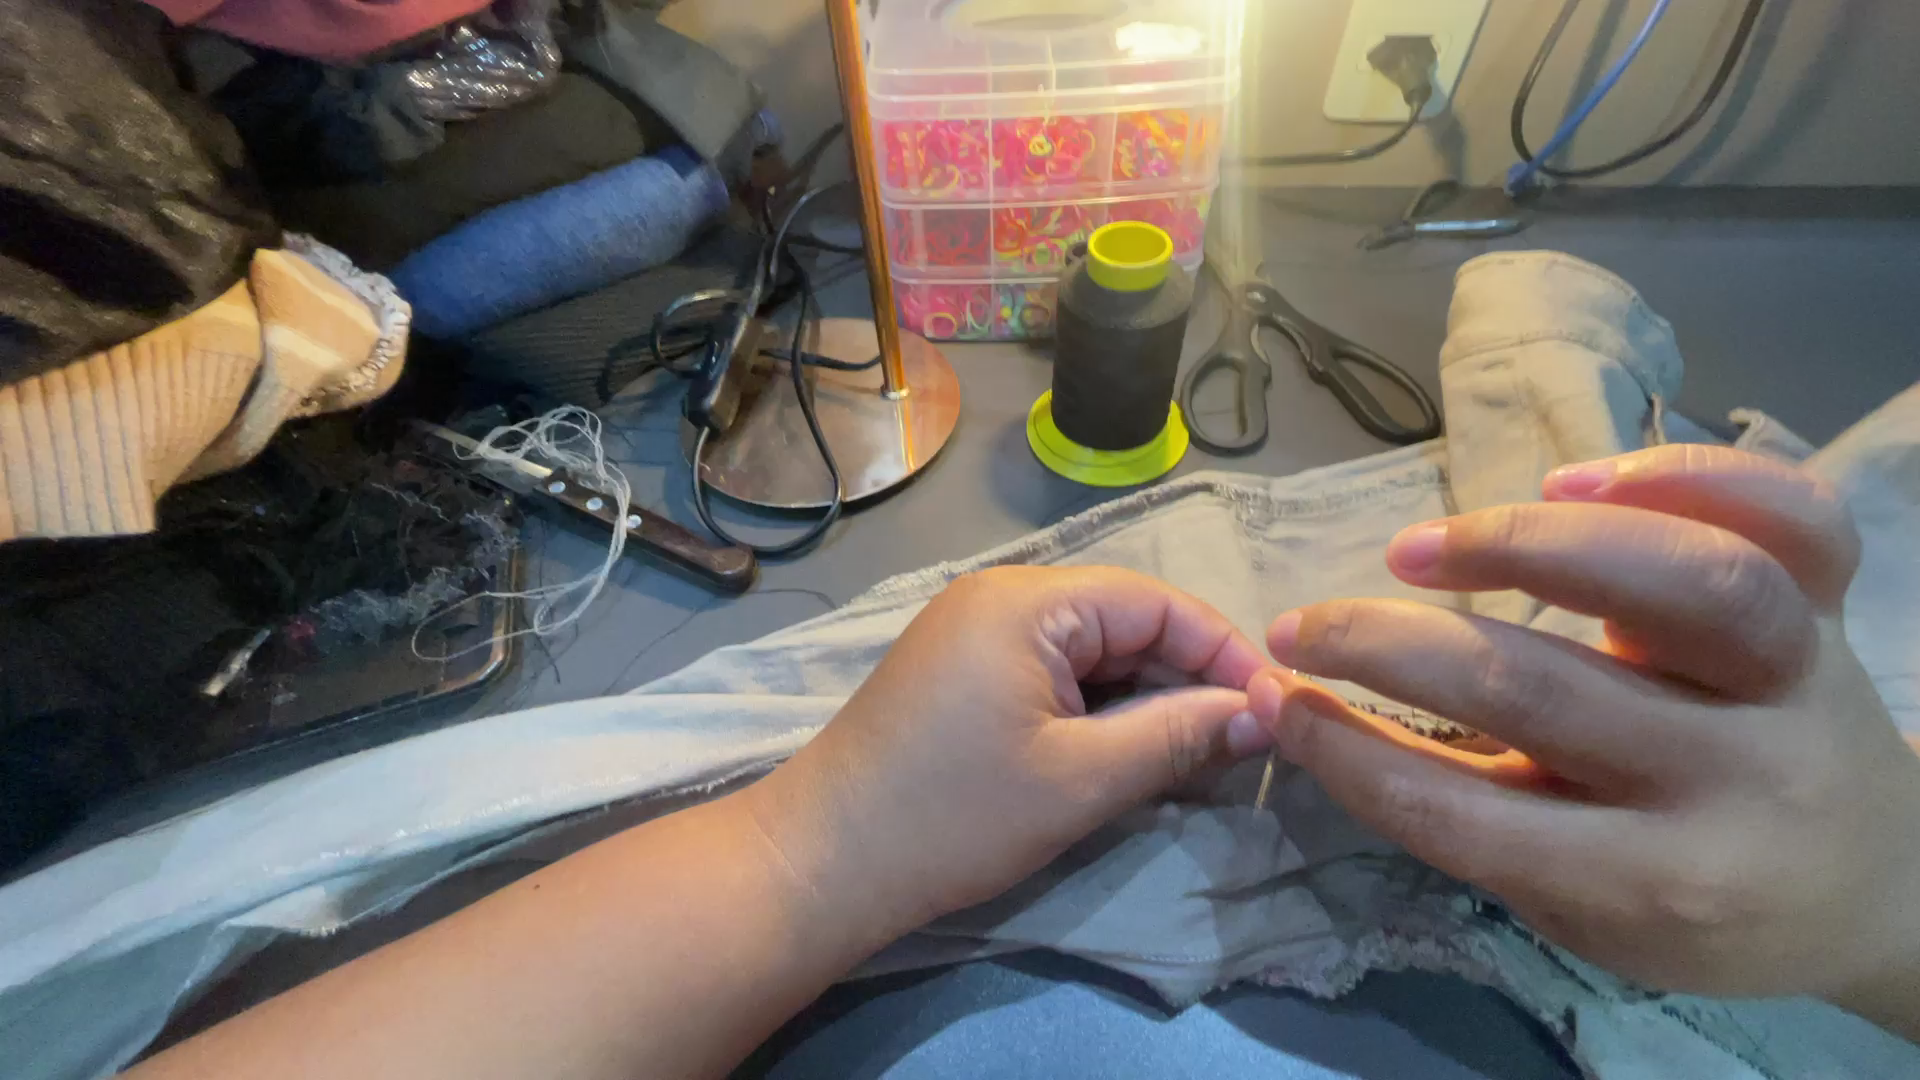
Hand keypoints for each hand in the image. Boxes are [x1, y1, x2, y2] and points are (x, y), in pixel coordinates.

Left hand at [743, 567, 1266, 937]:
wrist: (827, 857)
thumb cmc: (953, 815)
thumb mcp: (1080, 779)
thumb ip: (1177, 734)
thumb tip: (1258, 712)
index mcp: (1025, 600)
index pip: (1152, 600)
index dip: (1220, 649)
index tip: (1270, 707)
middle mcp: (999, 596)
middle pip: (1120, 619)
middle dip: (1181, 676)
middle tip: (1237, 741)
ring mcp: (975, 629)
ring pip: (1088, 648)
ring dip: (1141, 694)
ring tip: (1191, 751)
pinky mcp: (963, 666)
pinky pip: (1050, 668)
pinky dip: (1095, 704)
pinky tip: (1124, 745)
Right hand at [1243, 445, 1919, 1015]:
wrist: (1867, 880)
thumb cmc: (1668, 888)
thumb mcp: (1552, 888)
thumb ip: (1429, 796)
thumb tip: (1288, 701)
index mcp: (1649, 881)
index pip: (1453, 809)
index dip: (1337, 747)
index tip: (1271, 692)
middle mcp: (1735, 785)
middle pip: (1532, 691)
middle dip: (1381, 645)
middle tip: (1301, 628)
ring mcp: (1805, 685)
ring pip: (1683, 587)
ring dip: (1520, 546)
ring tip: (1415, 548)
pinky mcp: (1842, 612)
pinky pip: (1797, 524)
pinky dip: (1687, 479)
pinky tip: (1574, 478)